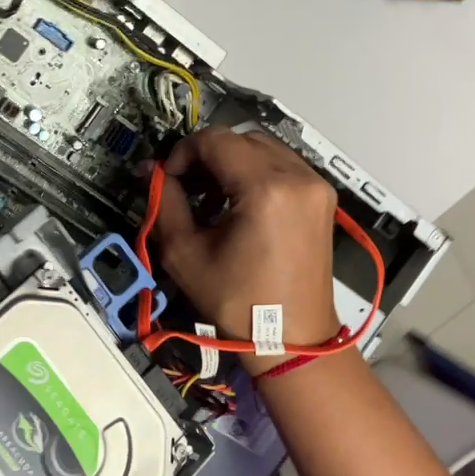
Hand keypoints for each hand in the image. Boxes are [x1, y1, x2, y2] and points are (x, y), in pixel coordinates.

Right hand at [152, 127, 339, 373]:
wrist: (293, 337)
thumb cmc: (237, 301)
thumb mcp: (185, 252)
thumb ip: (165, 201)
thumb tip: (152, 170)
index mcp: (266, 189)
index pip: (216, 140)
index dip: (184, 152)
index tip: (169, 178)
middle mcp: (297, 177)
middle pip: (240, 138)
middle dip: (207, 156)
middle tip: (187, 187)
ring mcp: (315, 185)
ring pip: (262, 147)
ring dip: (231, 162)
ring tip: (211, 197)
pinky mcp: (322, 197)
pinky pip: (282, 165)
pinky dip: (255, 172)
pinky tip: (238, 203)